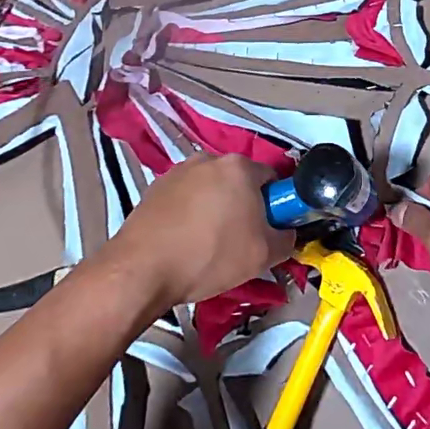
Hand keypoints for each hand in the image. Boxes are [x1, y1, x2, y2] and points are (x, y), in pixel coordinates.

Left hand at [107, 153, 292, 305]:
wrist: (142, 269)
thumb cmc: (210, 256)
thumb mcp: (264, 255)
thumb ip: (287, 237)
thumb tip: (286, 231)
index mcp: (239, 166)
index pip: (272, 179)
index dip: (275, 206)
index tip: (268, 230)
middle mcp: (208, 159)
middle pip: (239, 182)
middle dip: (244, 206)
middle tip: (241, 241)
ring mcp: (178, 171)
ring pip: (211, 190)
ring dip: (216, 209)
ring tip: (208, 245)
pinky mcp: (155, 188)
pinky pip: (185, 198)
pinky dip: (190, 214)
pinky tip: (184, 242)